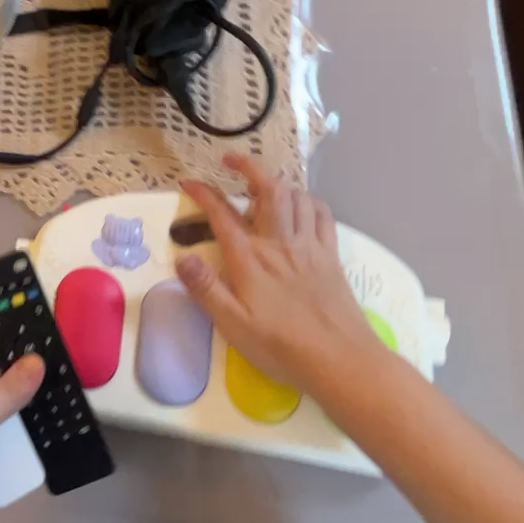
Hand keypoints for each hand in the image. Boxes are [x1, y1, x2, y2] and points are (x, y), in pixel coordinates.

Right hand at [176, 154, 383, 389]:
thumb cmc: (281, 346)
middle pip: (269, 189)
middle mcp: (279, 243)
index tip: (188, 182)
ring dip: (278, 182)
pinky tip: (300, 206)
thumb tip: (182, 257)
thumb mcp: (233, 324)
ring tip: (262, 185)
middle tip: (231, 162)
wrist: (341, 360)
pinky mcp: (330, 256)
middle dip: (249, 167)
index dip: (203, 193)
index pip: (222, 214)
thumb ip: (205, 289)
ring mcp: (309, 247)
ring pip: (296, 196)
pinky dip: (308, 201)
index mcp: (250, 259)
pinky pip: (321, 214)